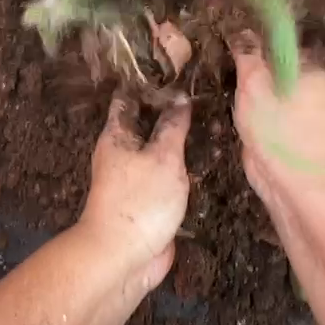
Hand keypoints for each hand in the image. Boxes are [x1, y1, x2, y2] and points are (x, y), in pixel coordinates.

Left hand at [79, 91, 190, 294]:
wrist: (122, 256)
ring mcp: (133, 177)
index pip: (128, 98)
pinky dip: (181, 167)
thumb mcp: (163, 158)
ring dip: (177, 141)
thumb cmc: (139, 201)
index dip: (147, 82)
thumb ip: (173, 127)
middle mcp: (121, 152)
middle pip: (144, 124)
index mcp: (116, 135)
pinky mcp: (147, 201)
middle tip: (201, 93)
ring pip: (156, 151)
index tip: (172, 67)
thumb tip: (180, 98)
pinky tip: (203, 161)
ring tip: (209, 122)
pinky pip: (165, 176)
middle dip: (168, 111)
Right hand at [229, 31, 324, 191]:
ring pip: (269, 84)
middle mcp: (312, 83)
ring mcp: (302, 107)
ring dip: (248, 82)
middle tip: (219, 53)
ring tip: (221, 73)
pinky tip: (232, 99)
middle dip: (250, 59)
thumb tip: (240, 30)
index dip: (254, 34)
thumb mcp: (255, 82)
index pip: (282, 39)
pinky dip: (251, 102)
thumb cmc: (280, 125)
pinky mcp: (288, 127)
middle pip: (275, 61)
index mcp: (313, 66)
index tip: (228, 33)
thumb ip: (247, 54)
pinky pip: (267, 105)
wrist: (296, 181)